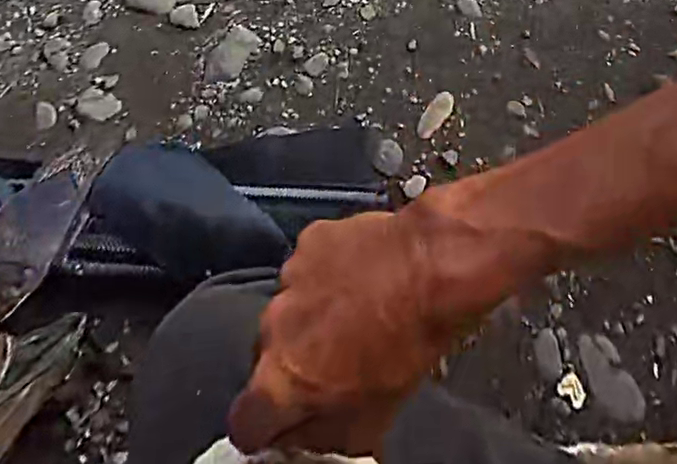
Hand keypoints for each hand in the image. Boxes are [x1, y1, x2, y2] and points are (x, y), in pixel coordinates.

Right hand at [226, 207, 472, 455]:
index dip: (266, 426)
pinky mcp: (311, 239)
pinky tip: (360, 270)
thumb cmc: (408, 344)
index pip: (245, 420)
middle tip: (333, 353)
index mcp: (281, 378)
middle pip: (269, 354)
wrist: (431, 265)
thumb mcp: (370, 420)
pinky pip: (310, 263)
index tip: (286, 419)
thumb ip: (321, 436)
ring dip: (311, 310)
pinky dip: (327, 269)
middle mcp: (273, 324)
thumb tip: (301, 433)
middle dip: (294, 358)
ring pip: (290, 303)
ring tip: (352, 305)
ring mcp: (290, 275)